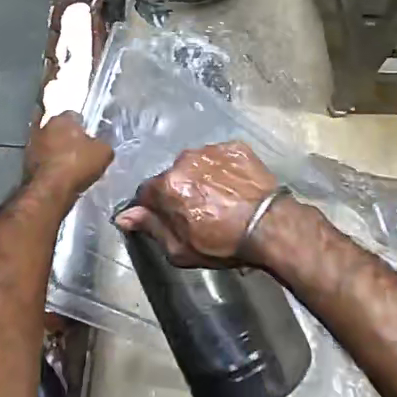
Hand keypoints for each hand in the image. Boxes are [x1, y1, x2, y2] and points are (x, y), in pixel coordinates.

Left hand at [25, 112, 112, 199]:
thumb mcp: (103, 153)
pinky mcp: (24, 161)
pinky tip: (54, 170)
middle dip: (65, 135)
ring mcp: (31, 143)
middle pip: (57, 127)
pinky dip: (45, 161)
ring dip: (53, 148)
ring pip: (46, 141)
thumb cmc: (77, 165)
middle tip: (76, 148)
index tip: (87, 137)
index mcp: (63, 119)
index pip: (74, 116)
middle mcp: (44, 126)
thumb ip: (102, 144)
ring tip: (64, 161)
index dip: (82, 126)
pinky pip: (39, 157)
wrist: (50, 190)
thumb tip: (99, 144)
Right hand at [113, 141, 282, 268]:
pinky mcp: (235, 148)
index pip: (147, 193)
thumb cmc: (224, 243)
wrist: (272, 227)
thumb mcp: (180, 248)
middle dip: (180, 191)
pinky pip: (220, 157)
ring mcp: (211, 150)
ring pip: (195, 164)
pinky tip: (235, 187)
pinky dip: (223, 170)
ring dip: (201, 178)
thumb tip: (124, 217)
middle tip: (199, 211)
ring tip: (220, 198)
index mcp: (166, 185)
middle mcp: (183, 160)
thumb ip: (151, 228)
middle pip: (172, 176)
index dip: (156, 208)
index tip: (171, 220)